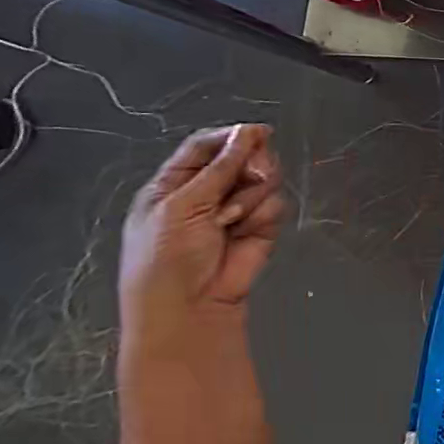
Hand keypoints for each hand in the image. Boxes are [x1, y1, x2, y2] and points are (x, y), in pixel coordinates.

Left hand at [120, 125, 285, 344]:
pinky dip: (263, 214)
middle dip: (248, 165)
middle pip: (241, 157)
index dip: (232, 137)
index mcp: (175, 183)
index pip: (207, 146)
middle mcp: (207, 192)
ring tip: (232, 218)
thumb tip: (249, 131)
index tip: (259, 132)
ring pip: (263, 178)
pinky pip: (274, 203)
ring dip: (251, 194)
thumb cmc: (168, 257)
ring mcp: (235, 209)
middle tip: (249, 177)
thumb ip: (220, 166)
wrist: (189, 312)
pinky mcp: (259, 227)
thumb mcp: (183, 205)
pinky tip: (246, 232)